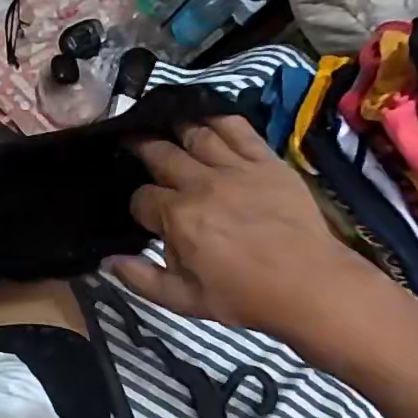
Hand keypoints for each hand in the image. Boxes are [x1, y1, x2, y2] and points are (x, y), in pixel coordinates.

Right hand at [109, 116, 395, 346]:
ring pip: (195, 134)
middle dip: (141, 149)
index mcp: (178, 218)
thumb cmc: (243, 296)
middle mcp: (201, 185)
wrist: (310, 287)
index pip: (141, 198)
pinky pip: (237, 128)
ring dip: (174, 127)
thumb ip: (140, 279)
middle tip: (132, 144)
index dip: (138, 207)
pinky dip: (217, 118)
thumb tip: (108, 261)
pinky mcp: (266, 161)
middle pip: (160, 154)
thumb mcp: (183, 300)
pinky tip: (205, 117)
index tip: (145, 217)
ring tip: (162, 123)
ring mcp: (235, 169)